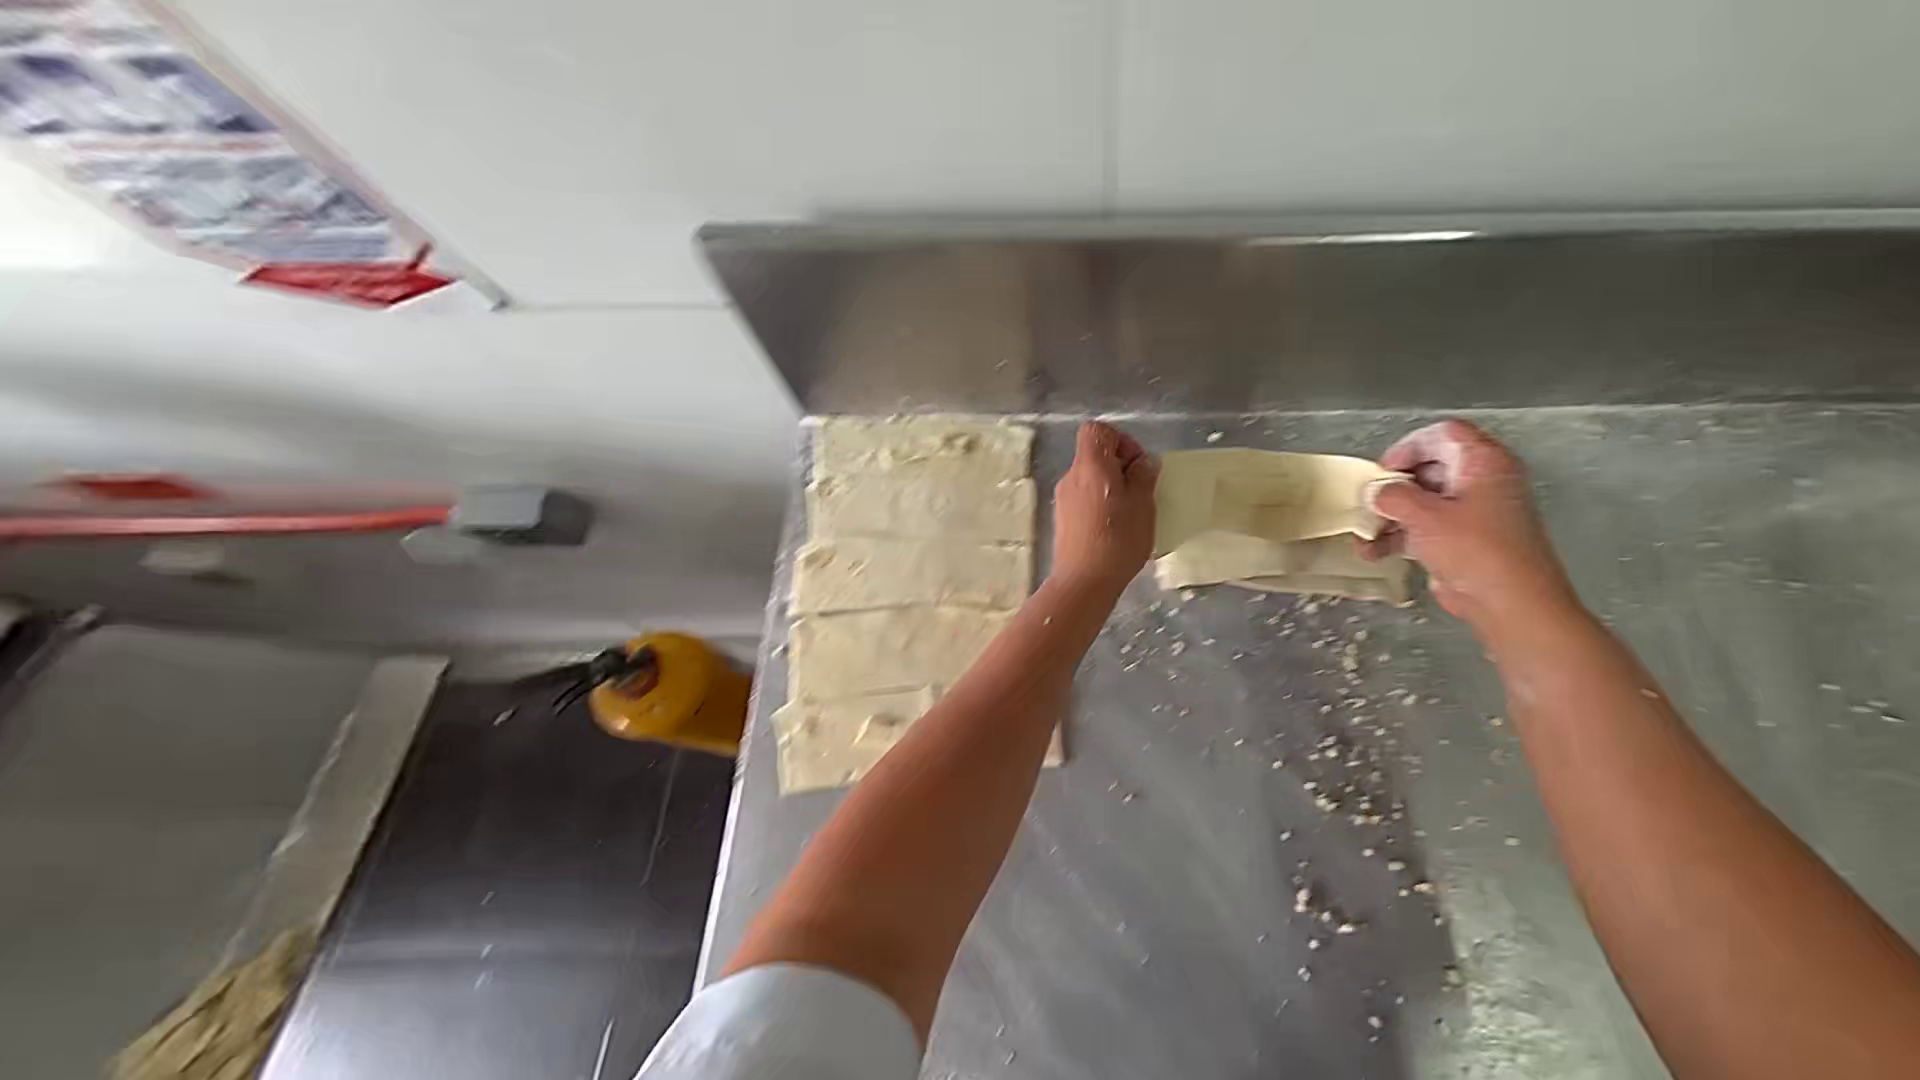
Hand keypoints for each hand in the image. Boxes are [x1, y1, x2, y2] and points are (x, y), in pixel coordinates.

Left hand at [1051, 421, 1157, 592]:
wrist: (1083, 581)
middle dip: (1120, 466)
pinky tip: (1114, 528)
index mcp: (1090, 466)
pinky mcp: (1061, 519)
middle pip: (1094, 455)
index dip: (1121, 439)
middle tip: (1140, 491)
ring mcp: (1063, 499)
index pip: (1097, 430)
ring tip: (1129, 513)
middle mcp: (1071, 477)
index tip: (1137, 465)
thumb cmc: (1117, 540)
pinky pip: (1084, 498)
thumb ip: (1143, 477)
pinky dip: (1100, 503)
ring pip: (1090, 479)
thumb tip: (1143, 462)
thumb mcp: (1142, 505)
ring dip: (1111, 487)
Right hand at [1363, 419, 1575, 629]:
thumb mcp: (1425, 515)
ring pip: (1422, 500)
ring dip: (1390, 516)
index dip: (1409, 446)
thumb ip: (1392, 496)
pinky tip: (1375, 553)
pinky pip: (1425, 527)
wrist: (1509, 602)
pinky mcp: (1464, 539)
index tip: (1384, 470)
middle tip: (1370, 502)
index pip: (1443, 433)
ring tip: (1366, 536)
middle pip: (1428, 467)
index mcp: (1484, 463)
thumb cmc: (1474, 550)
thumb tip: (1375, 492)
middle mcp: (1482, 482)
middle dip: (1393, 486)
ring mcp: (1473, 512)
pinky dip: (1400, 536)